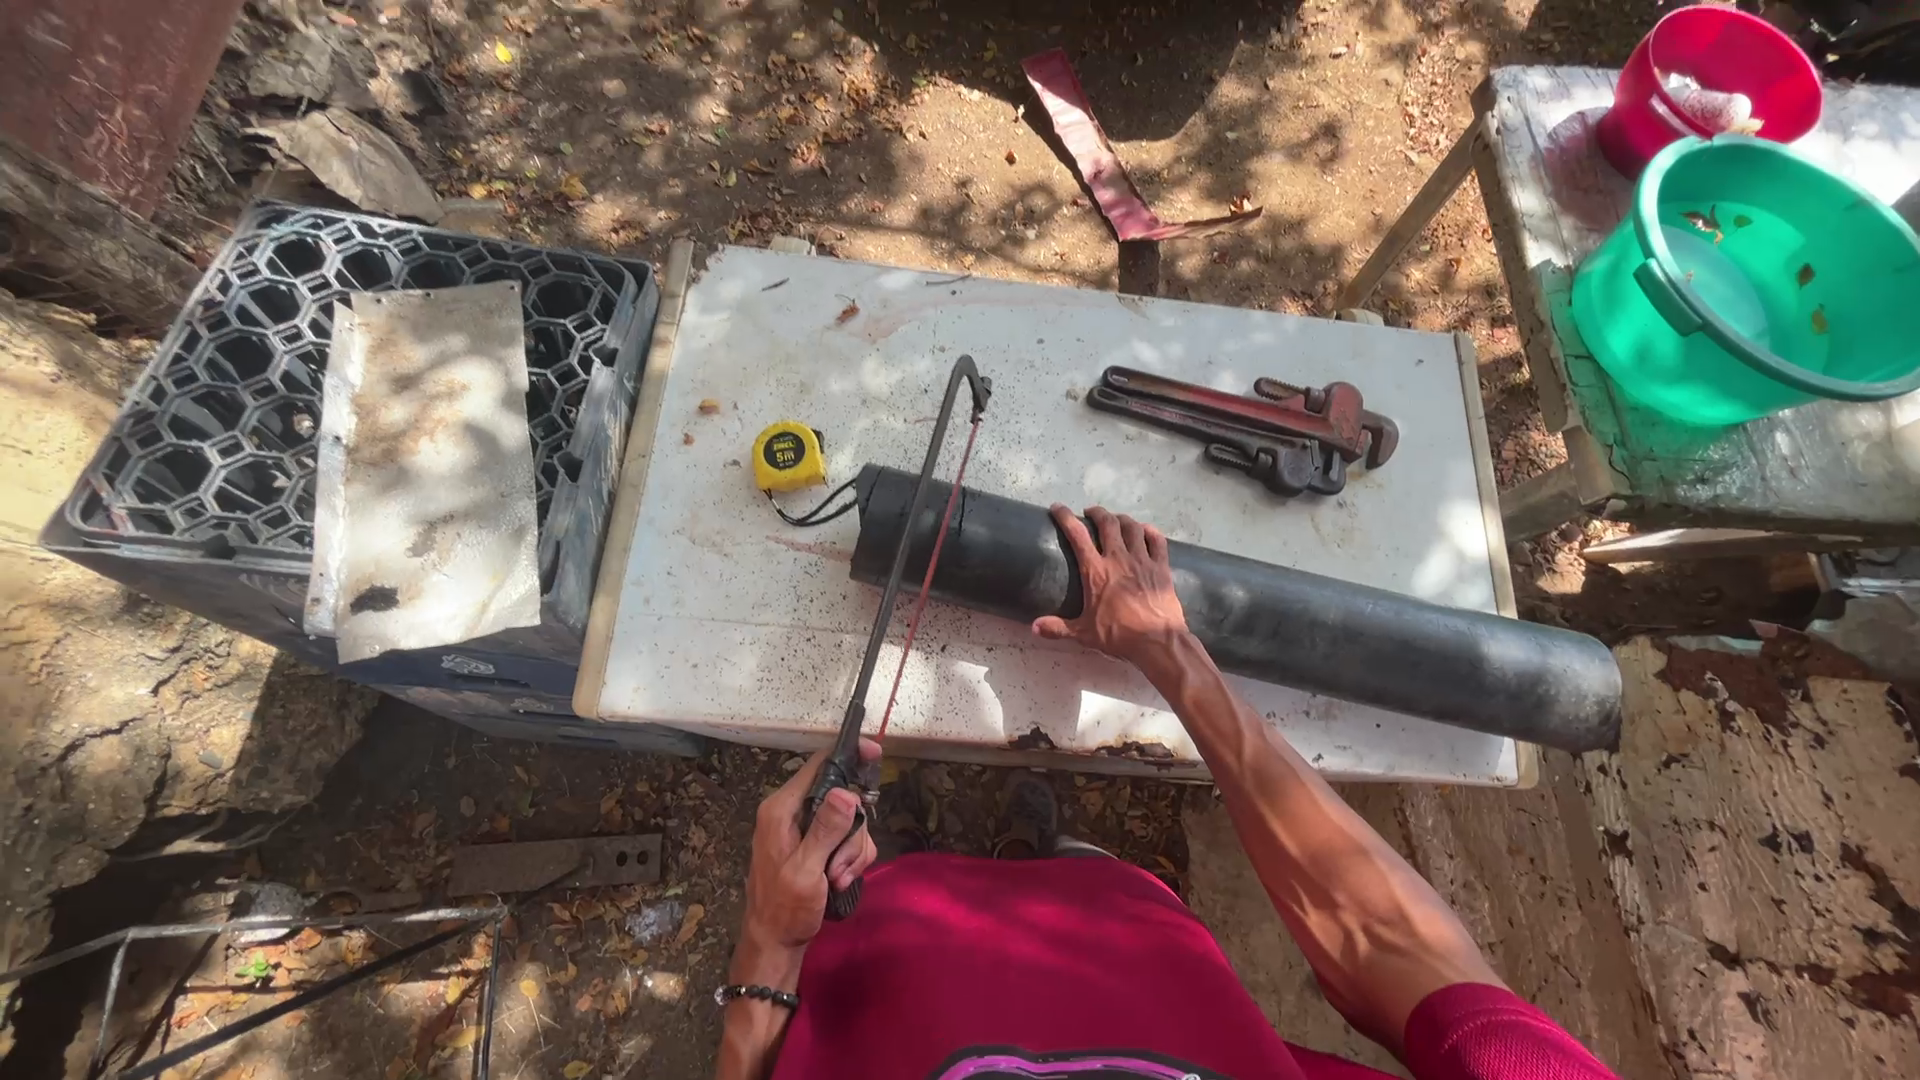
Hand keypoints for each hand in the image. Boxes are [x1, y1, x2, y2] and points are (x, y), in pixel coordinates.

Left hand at [738, 739, 880, 959]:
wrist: (775, 945)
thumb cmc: (783, 908)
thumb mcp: (805, 870)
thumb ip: (825, 829)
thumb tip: (847, 792)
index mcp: (782, 808)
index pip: (819, 764)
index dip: (848, 755)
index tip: (876, 753)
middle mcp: (794, 811)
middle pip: (843, 797)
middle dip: (852, 832)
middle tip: (841, 863)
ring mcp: (808, 829)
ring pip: (851, 821)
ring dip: (852, 852)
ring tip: (837, 879)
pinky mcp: (819, 845)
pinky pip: (850, 840)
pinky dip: (851, 860)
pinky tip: (839, 882)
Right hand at [1032, 505, 1189, 667]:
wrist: (1157, 640)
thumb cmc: (1118, 635)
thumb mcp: (1084, 633)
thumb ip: (1058, 628)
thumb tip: (1033, 627)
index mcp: (1096, 571)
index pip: (1077, 535)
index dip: (1066, 518)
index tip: (1058, 508)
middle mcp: (1118, 558)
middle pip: (1108, 523)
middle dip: (1097, 513)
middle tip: (1090, 512)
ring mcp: (1142, 560)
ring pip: (1132, 528)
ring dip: (1122, 519)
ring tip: (1116, 519)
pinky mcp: (1161, 567)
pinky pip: (1157, 541)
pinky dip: (1150, 532)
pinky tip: (1146, 530)